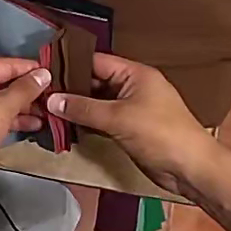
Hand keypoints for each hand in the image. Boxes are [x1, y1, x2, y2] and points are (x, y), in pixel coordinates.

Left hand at [0, 58, 51, 204]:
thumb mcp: (4, 105)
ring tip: (49, 111)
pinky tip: (34, 124)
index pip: (7, 64)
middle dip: (30, 90)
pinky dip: (15, 119)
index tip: (52, 73)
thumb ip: (26, 88)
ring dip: (25, 107)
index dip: (30, 68)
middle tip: (54, 95)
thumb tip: (43, 74)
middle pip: (5, 83)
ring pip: (4, 102)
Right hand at [46, 54, 220, 196]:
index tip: (44, 70)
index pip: (97, 62)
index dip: (71, 64)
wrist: (190, 168)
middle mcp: (133, 86)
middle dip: (70, 88)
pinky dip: (86, 121)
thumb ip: (83, 108)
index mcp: (135, 74)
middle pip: (95, 81)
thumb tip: (51, 99)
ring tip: (46, 107)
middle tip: (40, 91)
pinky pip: (102, 119)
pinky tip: (66, 124)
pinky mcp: (129, 128)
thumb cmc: (160, 134)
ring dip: (77, 106)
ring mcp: (131, 108)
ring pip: (97, 102)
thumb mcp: (118, 117)